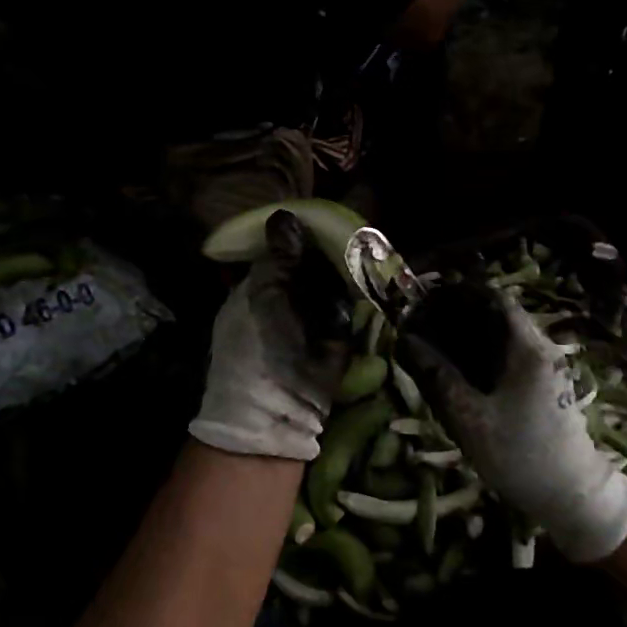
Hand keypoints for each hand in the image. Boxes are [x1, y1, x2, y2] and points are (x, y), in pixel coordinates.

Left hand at [191, 212, 352, 459]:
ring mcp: (312, 316)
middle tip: (350, 225)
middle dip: (327, 247)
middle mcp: (287, 297)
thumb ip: (279, 258)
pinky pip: (349, 304)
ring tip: (364, 241)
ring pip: (332, 281)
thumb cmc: (255, 348)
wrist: (275, 410)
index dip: (300, 233)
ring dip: (345, 266)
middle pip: (311, 262)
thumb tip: (285, 216)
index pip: (283, 250)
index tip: (321, 216)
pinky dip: (358, 290)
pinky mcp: (338, 333)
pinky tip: (371, 269)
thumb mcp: (263, 295)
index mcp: (260, 286)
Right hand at [397, 283, 626, 561]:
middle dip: (462, 311)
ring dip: (474, 330)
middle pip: (500, 312)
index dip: (460, 293)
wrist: (572, 495)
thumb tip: (408, 340)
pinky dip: (488, 348)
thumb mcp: (470, 418)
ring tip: (439, 340)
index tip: (429, 299)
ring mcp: (549, 364)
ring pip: (507, 331)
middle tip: (427, 322)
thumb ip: (439, 375)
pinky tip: (464, 364)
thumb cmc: (519, 455)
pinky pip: (514, 350)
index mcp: (527, 349)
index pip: (494, 298)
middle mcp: (543, 347)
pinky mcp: (548, 380)